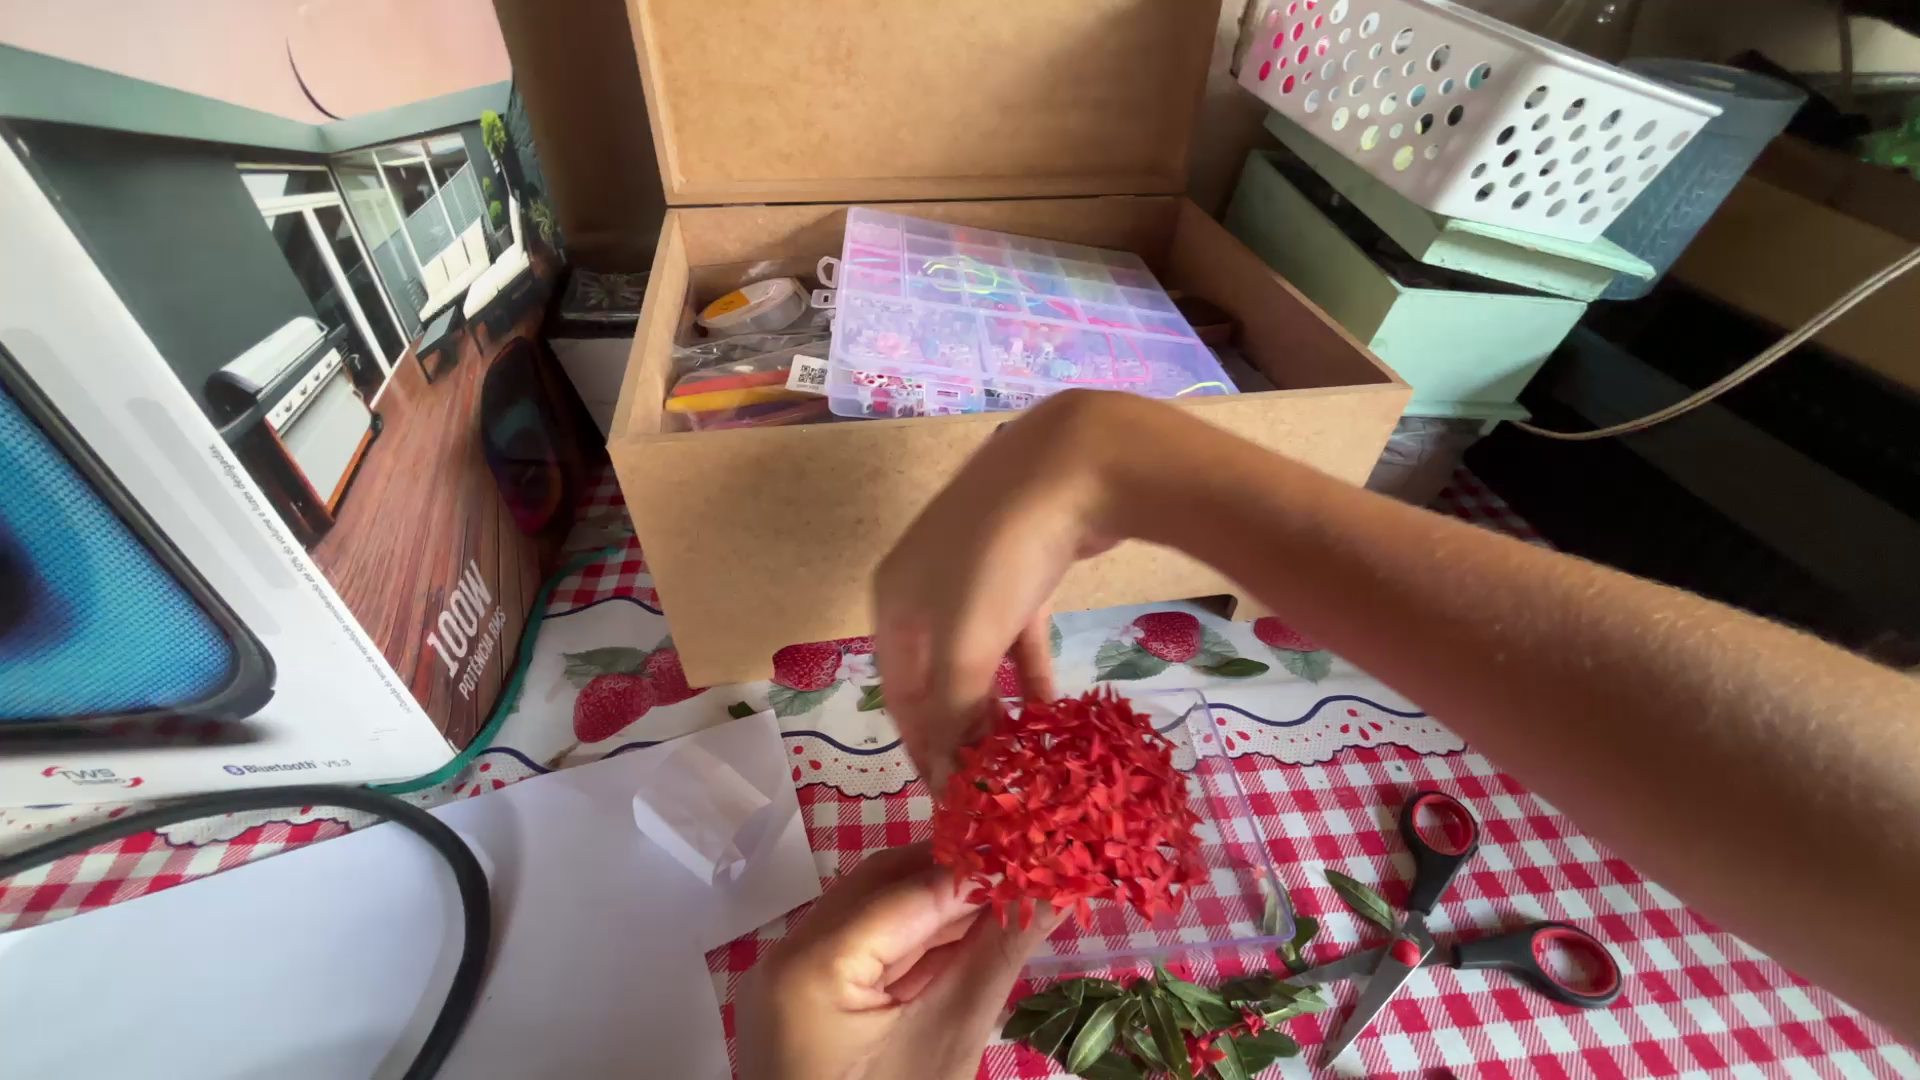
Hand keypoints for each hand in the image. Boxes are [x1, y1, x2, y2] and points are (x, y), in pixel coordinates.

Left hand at [735, 843, 1060, 1079]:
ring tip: (999, 900)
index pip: (906, 893)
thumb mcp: (947, 1042)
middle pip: (882, 884)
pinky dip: (914, 936)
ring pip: (874, 908)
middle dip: (953, 877)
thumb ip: (997, 956)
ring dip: (937, 903)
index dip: (973, 872)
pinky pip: (865, 943)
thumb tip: (1052, 893)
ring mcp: (790, 974)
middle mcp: (787, 953)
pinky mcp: (804, 993)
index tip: (1029, 857)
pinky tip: (962, 934)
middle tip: (1016, 873)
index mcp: (810, 966)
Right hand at [873, 391, 1162, 787]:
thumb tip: (944, 781)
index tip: (951, 797)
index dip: (922, 746)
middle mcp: (926, 589)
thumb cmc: (997, 558)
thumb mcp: (963, 642)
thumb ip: (952, 713)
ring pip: (981, 656)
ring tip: (1023, 755)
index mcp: (894, 603)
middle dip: (964, 727)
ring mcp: (977, 575)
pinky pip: (1018, 635)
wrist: (1068, 466)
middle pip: (940, 676)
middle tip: (992, 779)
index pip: (899, 694)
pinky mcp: (1024, 569)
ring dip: (1000, 703)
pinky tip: (1051, 709)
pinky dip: (1030, 671)